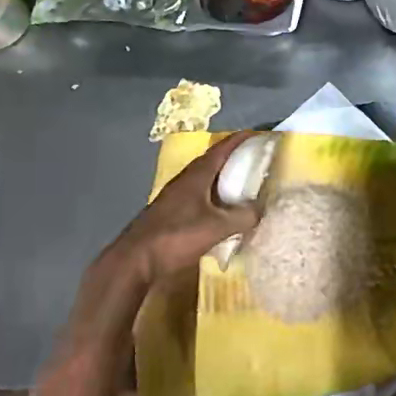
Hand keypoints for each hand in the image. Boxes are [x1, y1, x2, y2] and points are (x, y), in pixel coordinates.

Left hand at [112, 130, 261, 284]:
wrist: (135, 260)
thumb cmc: (176, 236)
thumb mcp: (216, 227)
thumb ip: (242, 217)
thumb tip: (260, 209)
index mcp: (196, 176)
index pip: (221, 149)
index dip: (239, 140)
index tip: (257, 134)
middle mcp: (184, 181)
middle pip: (212, 162)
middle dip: (232, 158)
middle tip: (254, 160)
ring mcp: (174, 198)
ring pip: (204, 181)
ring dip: (221, 179)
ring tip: (241, 185)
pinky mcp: (170, 214)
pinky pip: (198, 198)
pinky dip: (213, 198)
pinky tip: (220, 212)